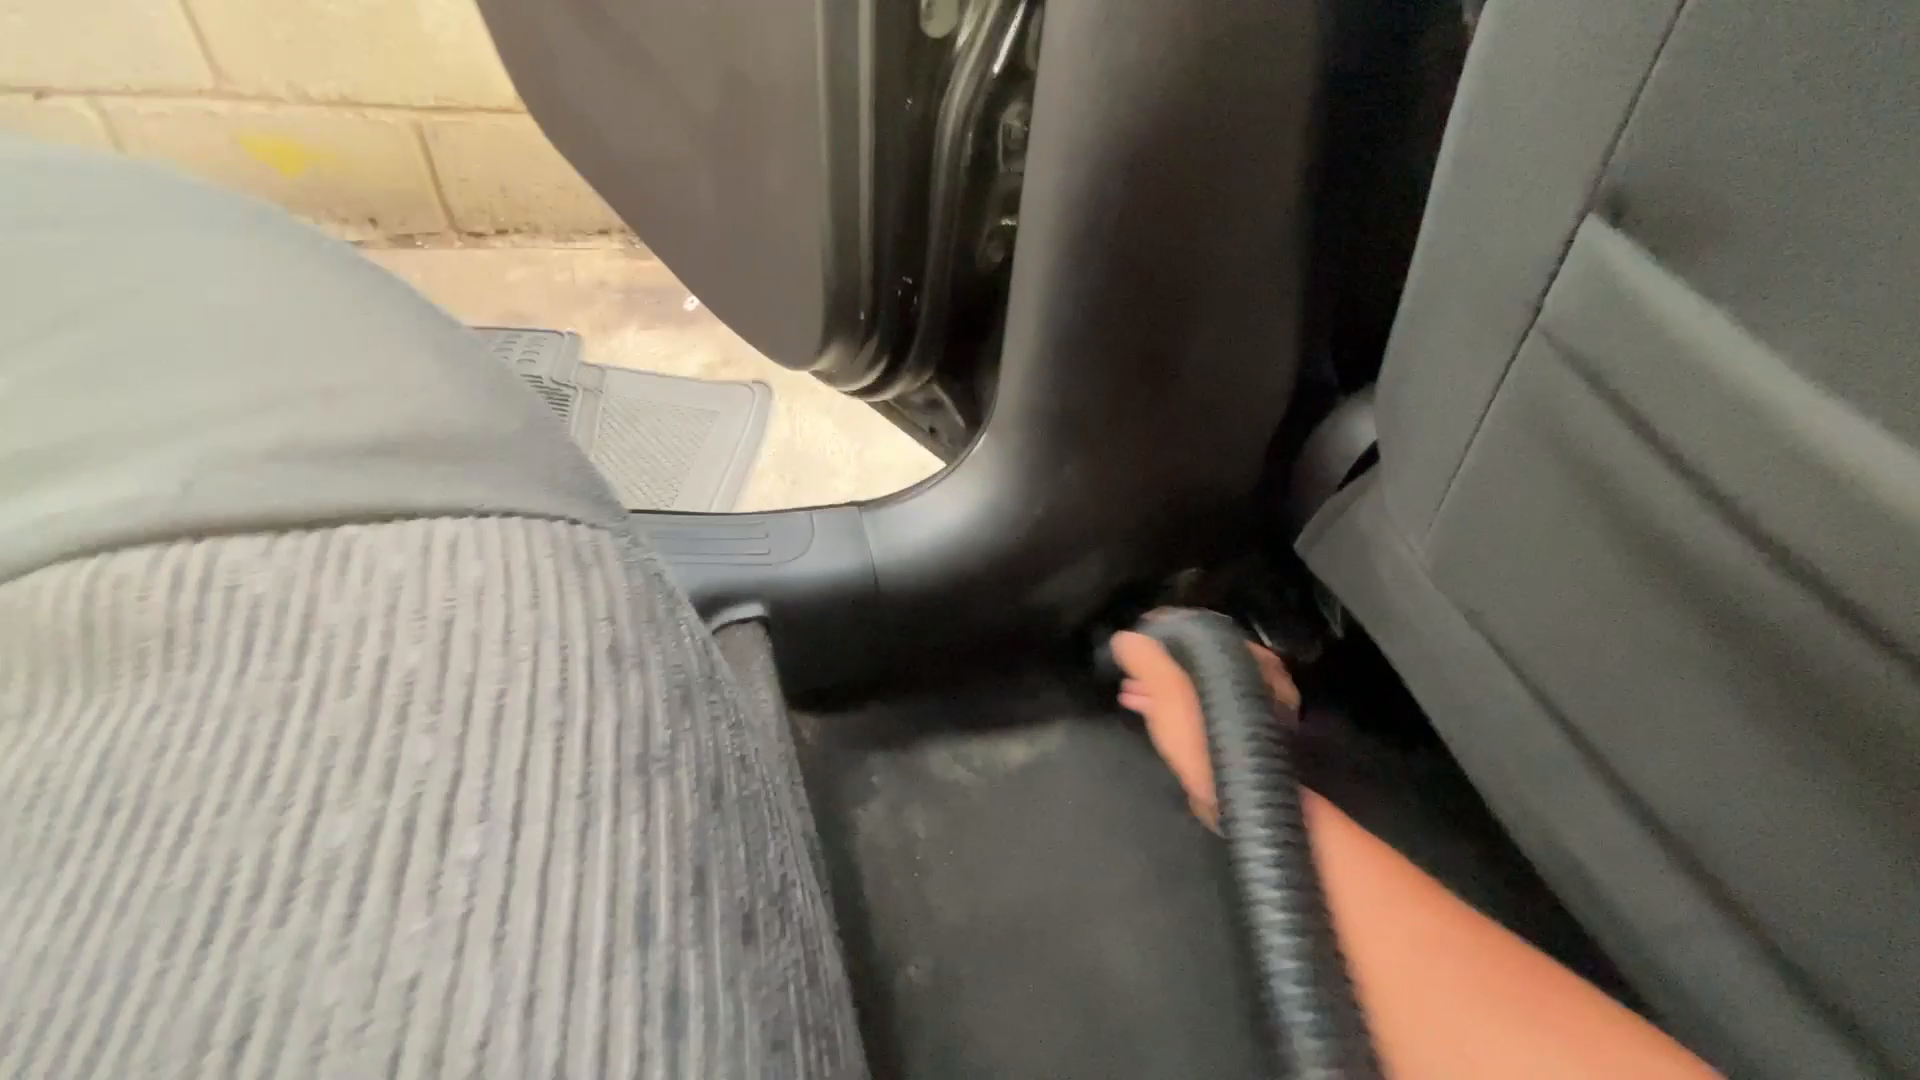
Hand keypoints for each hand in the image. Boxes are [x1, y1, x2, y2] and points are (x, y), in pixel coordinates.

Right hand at [1110, 626, 1298, 827]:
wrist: (1240, 806)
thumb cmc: (1207, 741)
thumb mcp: (1168, 692)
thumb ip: (1146, 660)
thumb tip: (1125, 638)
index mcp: (1252, 660)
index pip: (1203, 631)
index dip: (1165, 633)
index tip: (1135, 639)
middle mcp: (1261, 681)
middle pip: (1199, 661)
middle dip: (1160, 665)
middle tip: (1129, 669)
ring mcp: (1253, 712)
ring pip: (1198, 688)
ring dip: (1163, 688)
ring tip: (1130, 693)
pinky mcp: (1241, 739)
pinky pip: (1202, 711)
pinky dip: (1176, 708)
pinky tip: (1148, 712)